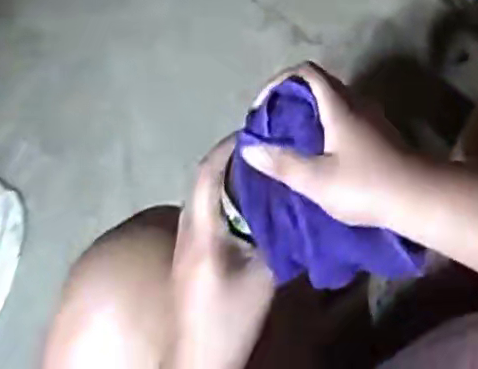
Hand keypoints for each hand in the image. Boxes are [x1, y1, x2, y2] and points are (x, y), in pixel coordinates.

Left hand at [166, 137, 275, 368]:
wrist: (198, 363)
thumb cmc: (231, 319)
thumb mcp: (264, 274)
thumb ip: (277, 233)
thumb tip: (295, 197)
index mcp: (203, 230)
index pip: (209, 172)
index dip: (230, 146)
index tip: (258, 131)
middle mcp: (186, 230)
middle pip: (202, 178)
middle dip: (230, 155)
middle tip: (264, 144)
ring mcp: (182, 244)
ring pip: (201, 193)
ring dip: (225, 174)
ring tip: (259, 166)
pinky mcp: (186, 256)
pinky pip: (203, 209)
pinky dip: (222, 194)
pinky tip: (246, 201)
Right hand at [236, 62, 420, 228]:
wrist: (417, 195)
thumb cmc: (364, 184)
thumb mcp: (317, 179)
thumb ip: (282, 162)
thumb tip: (248, 147)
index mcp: (339, 105)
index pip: (307, 71)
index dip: (280, 80)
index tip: (263, 105)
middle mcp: (356, 102)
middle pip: (321, 83)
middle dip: (293, 96)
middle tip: (272, 123)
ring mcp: (370, 115)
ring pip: (334, 99)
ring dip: (310, 110)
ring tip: (290, 138)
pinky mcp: (378, 132)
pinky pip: (346, 115)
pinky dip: (326, 122)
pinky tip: (318, 151)